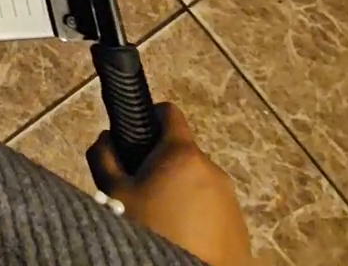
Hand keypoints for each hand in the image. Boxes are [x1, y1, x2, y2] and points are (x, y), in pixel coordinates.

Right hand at [88, 103, 254, 265]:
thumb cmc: (150, 227)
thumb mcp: (112, 190)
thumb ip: (104, 155)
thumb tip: (108, 138)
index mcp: (182, 154)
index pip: (169, 112)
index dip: (148, 114)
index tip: (133, 131)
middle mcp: (214, 171)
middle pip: (180, 152)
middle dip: (160, 161)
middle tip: (137, 185)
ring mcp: (233, 202)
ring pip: (197, 181)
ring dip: (179, 188)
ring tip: (159, 215)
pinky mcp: (243, 230)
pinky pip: (212, 207)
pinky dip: (196, 212)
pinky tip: (180, 234)